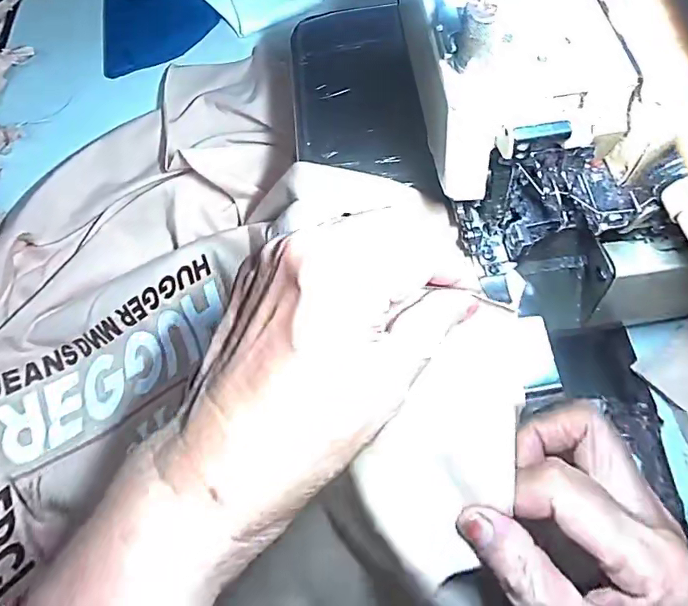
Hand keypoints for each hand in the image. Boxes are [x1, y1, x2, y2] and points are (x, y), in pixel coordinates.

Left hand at [159, 200, 484, 556]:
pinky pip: (319, 239)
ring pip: (354, 227)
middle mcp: (301, 247)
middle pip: (387, 226)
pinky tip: (357, 294)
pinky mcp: (260, 264)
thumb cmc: (292, 439)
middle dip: (422, 257)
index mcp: (336, 272)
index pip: (418, 245)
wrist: (219, 461)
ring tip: (401, 298)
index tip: (468, 287)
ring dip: (386, 253)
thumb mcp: (385, 383)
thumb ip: (431, 325)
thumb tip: (459, 299)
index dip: (454, 267)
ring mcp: (275, 252)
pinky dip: (347, 256)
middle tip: (443, 294)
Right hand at [457, 401, 687, 605]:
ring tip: (515, 486)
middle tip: (502, 478)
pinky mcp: (633, 516)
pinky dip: (551, 466)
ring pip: (589, 434)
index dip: (512, 490)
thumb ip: (524, 573)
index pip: (561, 482)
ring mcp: (648, 514)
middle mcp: (656, 522)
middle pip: (587, 428)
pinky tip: (532, 502)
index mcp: (650, 556)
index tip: (482, 512)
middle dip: (534, 439)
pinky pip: (588, 462)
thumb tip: (477, 519)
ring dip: (543, 446)